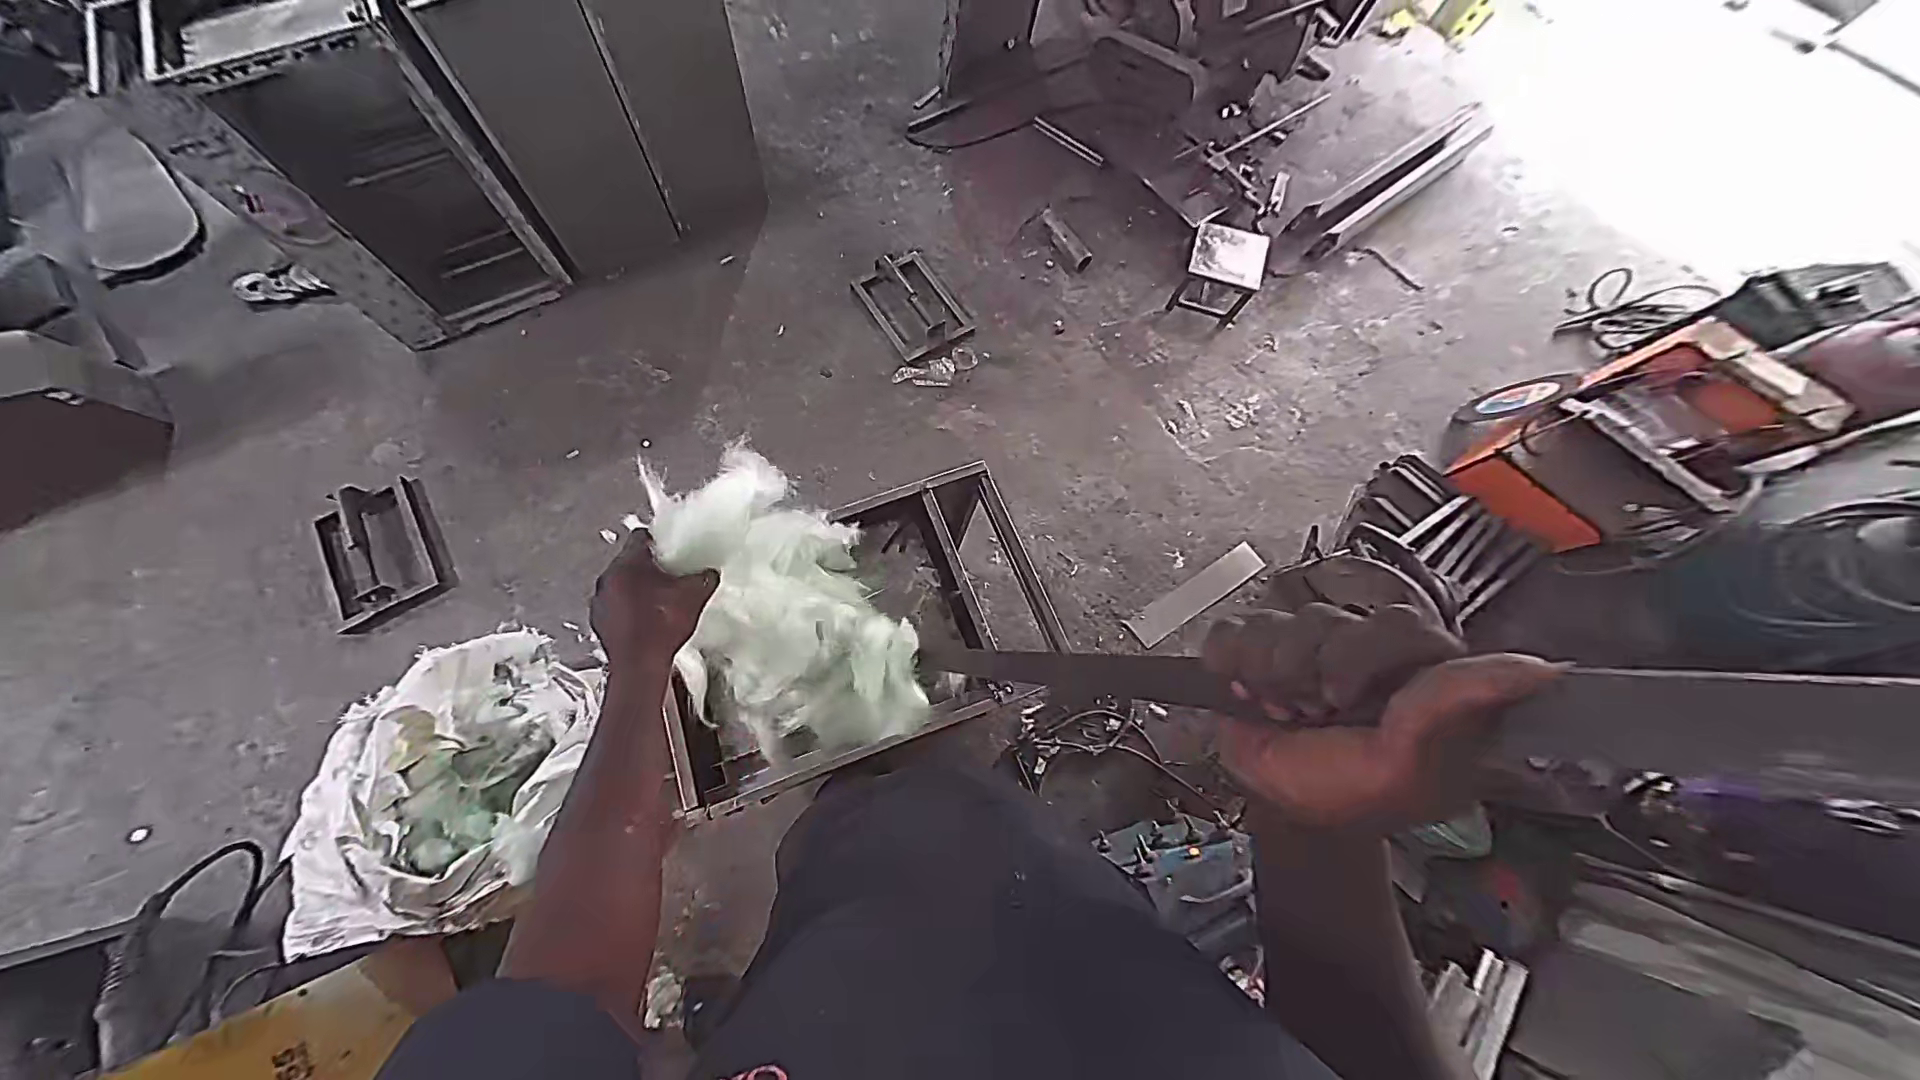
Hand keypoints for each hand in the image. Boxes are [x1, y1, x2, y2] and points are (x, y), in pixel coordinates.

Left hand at [590, 529, 718, 673]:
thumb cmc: (662, 624)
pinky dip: (630, 608)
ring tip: (661, 600)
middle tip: (671, 575)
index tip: (669, 547)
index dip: (658, 540)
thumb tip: (709, 574)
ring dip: (637, 588)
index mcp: (628, 564)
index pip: (640, 537)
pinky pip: (616, 606)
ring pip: (621, 584)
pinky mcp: (600, 622)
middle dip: (649, 567)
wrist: (640, 663)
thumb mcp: (695, 595)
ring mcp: (600, 602)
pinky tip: (648, 619)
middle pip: (629, 561)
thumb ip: (704, 577)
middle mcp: (608, 579)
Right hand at [1202, 603, 1561, 829]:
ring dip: (1267, 676)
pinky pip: (1232, 631)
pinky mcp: (1254, 644)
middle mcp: (1361, 645)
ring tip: (1280, 710)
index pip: (1393, 623)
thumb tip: (1538, 669)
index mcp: (1415, 669)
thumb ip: (1454, 711)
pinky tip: (1245, 692)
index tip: (1340, 700)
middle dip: (1306, 672)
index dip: (1358, 655)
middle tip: (1310, 712)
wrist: (1281, 805)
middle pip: (1324, 618)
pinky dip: (1229, 665)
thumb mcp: (1408, 769)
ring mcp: (1303, 641)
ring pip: (1274, 623)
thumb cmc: (1351, 793)